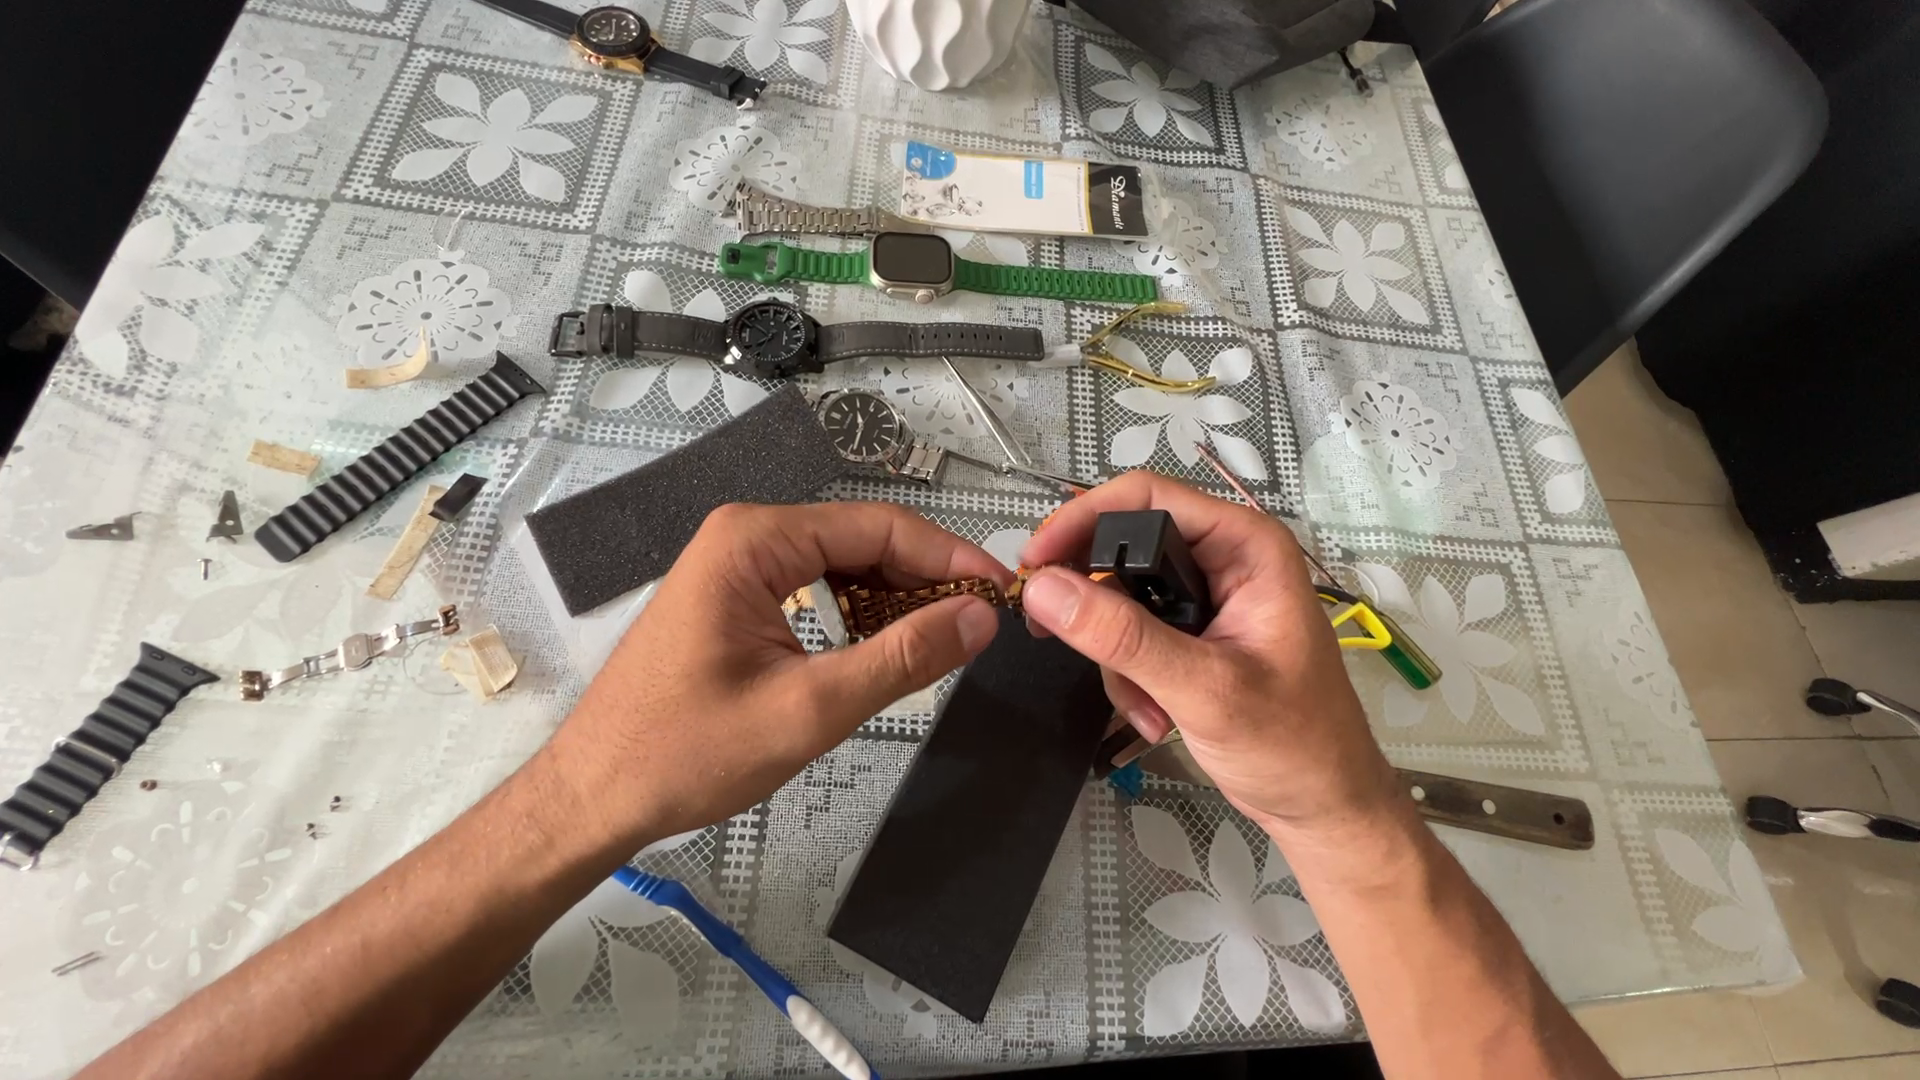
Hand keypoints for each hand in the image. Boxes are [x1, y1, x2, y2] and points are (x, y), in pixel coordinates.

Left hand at [545, 502, 1008, 851]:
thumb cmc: (686, 753)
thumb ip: (901, 659)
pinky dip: (858, 615)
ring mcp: (738, 564)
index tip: (1000, 593)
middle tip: (978, 624)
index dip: (949, 557)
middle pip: (862, 540)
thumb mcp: (809, 709)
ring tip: (939, 640)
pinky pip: (816, 588)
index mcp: (756, 539)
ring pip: (843, 565)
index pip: (878, 526)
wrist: (593, 796)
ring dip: (894, 599)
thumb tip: (979, 619)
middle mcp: (747, 535)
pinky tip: (883, 647)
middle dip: (924, 579)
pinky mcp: (736, 596)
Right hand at [1018, 472, 1401, 839]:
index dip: (1083, 518)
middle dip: (1093, 600)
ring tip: (1145, 706)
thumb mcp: (1204, 688)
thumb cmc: (1292, 744)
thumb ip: (1122, 638)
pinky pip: (1129, 633)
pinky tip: (1154, 715)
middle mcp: (1222, 559)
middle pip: (1125, 545)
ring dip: (1115, 655)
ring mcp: (1203, 598)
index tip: (1034, 561)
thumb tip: (1042, 589)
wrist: (1322, 806)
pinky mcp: (1188, 633)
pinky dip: (1128, 675)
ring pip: (1118, 596)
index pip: (1148, 498)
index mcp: (1245, 545)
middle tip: (1047, 630)